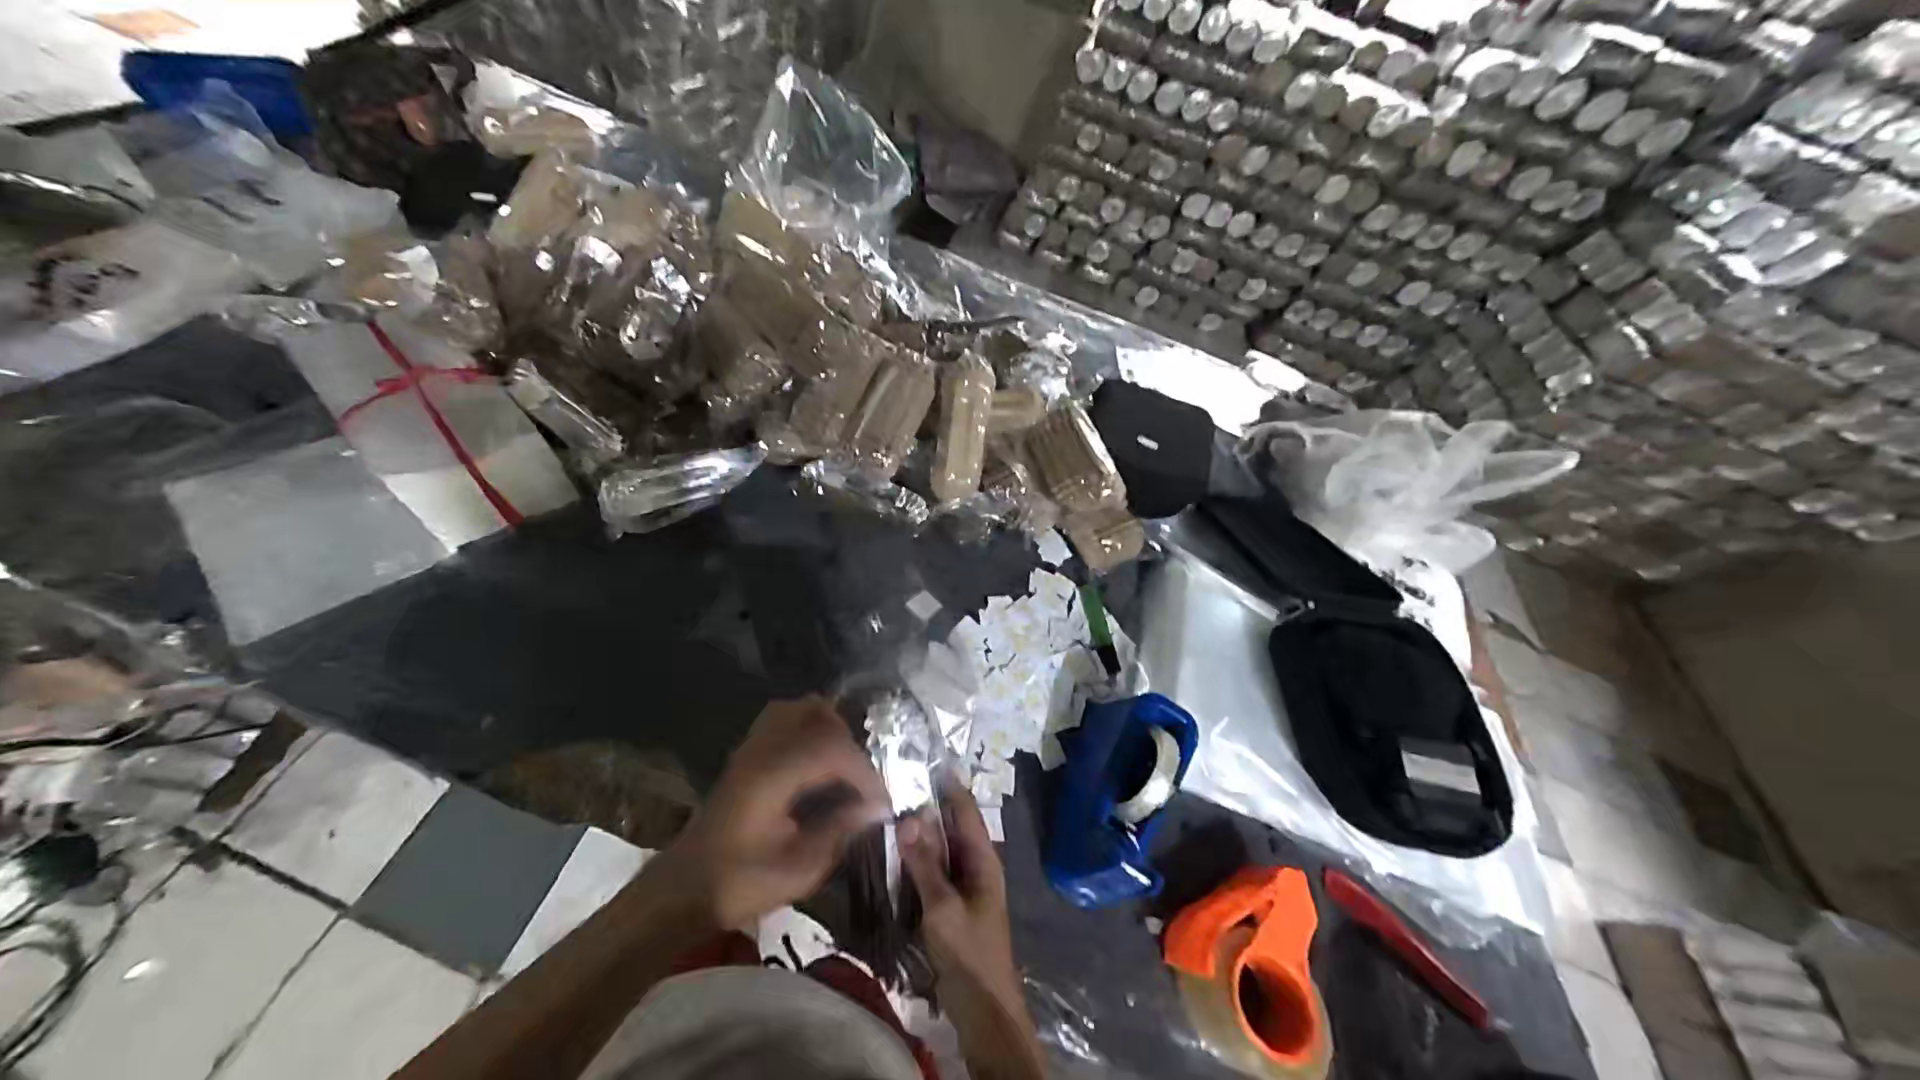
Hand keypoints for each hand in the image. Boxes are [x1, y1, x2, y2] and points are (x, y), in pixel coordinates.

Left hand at [655, 697, 888, 929]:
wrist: (684, 889)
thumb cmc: (739, 883)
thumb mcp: (797, 869)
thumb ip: (839, 831)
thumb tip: (876, 808)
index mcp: (772, 776)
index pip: (831, 749)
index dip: (865, 772)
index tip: (882, 803)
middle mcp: (761, 750)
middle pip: (817, 716)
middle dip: (851, 746)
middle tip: (863, 784)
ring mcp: (751, 747)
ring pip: (799, 709)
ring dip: (831, 730)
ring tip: (845, 767)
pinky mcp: (746, 753)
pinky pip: (784, 719)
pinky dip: (810, 728)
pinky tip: (820, 760)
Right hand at [898, 778, 1021, 1008]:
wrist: (982, 1004)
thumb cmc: (969, 949)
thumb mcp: (943, 905)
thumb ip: (925, 863)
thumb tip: (908, 817)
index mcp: (983, 858)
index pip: (965, 809)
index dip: (947, 784)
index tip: (922, 760)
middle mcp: (974, 864)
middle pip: (949, 827)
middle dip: (925, 807)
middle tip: (892, 785)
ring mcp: (962, 885)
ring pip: (939, 849)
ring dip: (918, 834)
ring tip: (887, 811)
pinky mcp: (949, 904)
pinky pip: (932, 871)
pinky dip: (916, 860)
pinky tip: (892, 852)